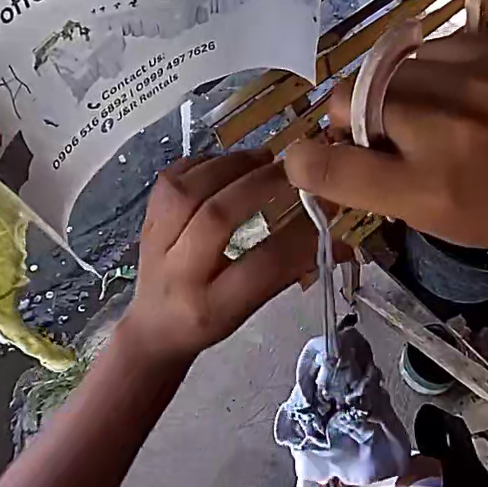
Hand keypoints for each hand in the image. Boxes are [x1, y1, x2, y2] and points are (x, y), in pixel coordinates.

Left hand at [117, 150, 316, 363]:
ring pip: (186, 191)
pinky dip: (200, 163)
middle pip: (216, 218)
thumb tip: (342, 243)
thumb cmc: (209, 321)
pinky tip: (226, 162)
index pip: (262, 266)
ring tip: (261, 158)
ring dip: (228, 166)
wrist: (154, 328)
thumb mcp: (250, 309)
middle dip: (259, 186)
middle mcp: (179, 274)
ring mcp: (155, 245)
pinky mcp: (145, 222)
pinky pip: (169, 180)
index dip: (299, 236)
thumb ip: (289, 272)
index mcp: (211, 306)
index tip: (326, 209)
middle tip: (290, 170)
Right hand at [281, 28, 487, 259]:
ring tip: (424, 113)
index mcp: (425, 186)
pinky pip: (426, 47)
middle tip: (386, 137)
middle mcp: (444, 128)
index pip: (332, 164)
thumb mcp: (425, 216)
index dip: (307, 159)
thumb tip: (310, 151)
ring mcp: (473, 79)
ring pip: (383, 68)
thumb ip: (363, 183)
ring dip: (389, 91)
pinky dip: (426, 70)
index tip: (309, 156)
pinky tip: (452, 92)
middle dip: (353, 118)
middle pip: (347, 99)